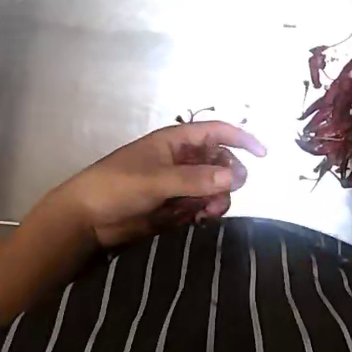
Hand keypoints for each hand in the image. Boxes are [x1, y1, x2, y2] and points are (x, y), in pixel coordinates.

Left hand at [40, 122, 267, 246]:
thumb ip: (195, 179)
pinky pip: (204, 205)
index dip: (241, 138)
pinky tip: (200, 219)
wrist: (88, 220)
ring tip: (208, 212)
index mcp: (175, 142)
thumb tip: (234, 178)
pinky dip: (208, 211)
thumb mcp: (156, 180)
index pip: (216, 132)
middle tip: (224, 194)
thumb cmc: (116, 187)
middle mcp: (181, 160)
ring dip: (219, 198)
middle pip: (221, 162)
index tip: (262, 154)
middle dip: (229, 177)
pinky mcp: (176, 207)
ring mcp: (180, 184)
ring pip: (215, 187)